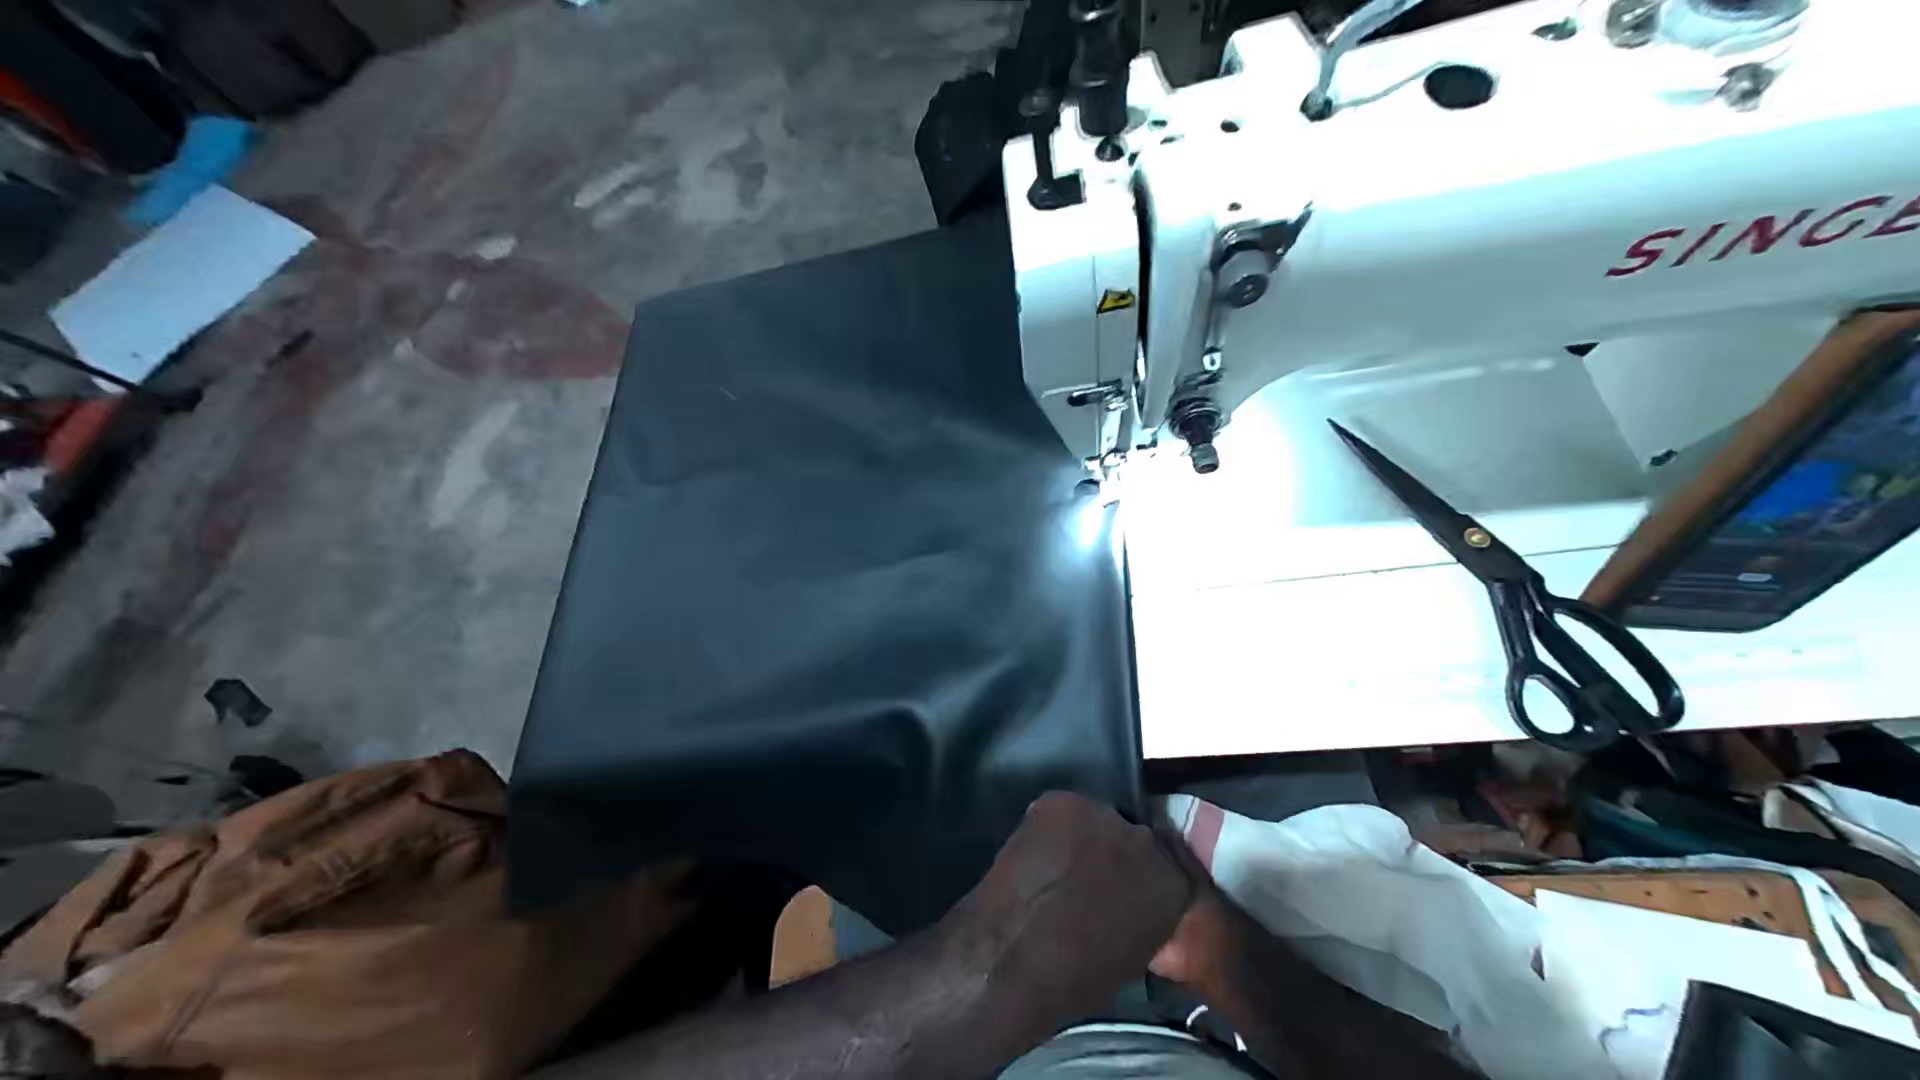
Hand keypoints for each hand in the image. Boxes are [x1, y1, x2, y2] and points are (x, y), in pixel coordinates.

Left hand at [943, 793, 1194, 1020]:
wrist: (1023, 956)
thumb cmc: (1079, 977)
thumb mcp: (1133, 953)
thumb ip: (1141, 914)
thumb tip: (1126, 904)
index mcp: (1174, 883)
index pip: (1165, 866)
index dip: (1137, 876)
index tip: (1119, 888)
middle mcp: (1146, 840)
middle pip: (1129, 836)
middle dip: (1110, 854)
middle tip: (1086, 876)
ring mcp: (1104, 815)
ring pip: (1091, 820)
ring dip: (1078, 839)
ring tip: (1055, 866)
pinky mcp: (1062, 801)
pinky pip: (1056, 811)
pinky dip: (1045, 830)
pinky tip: (1033, 855)